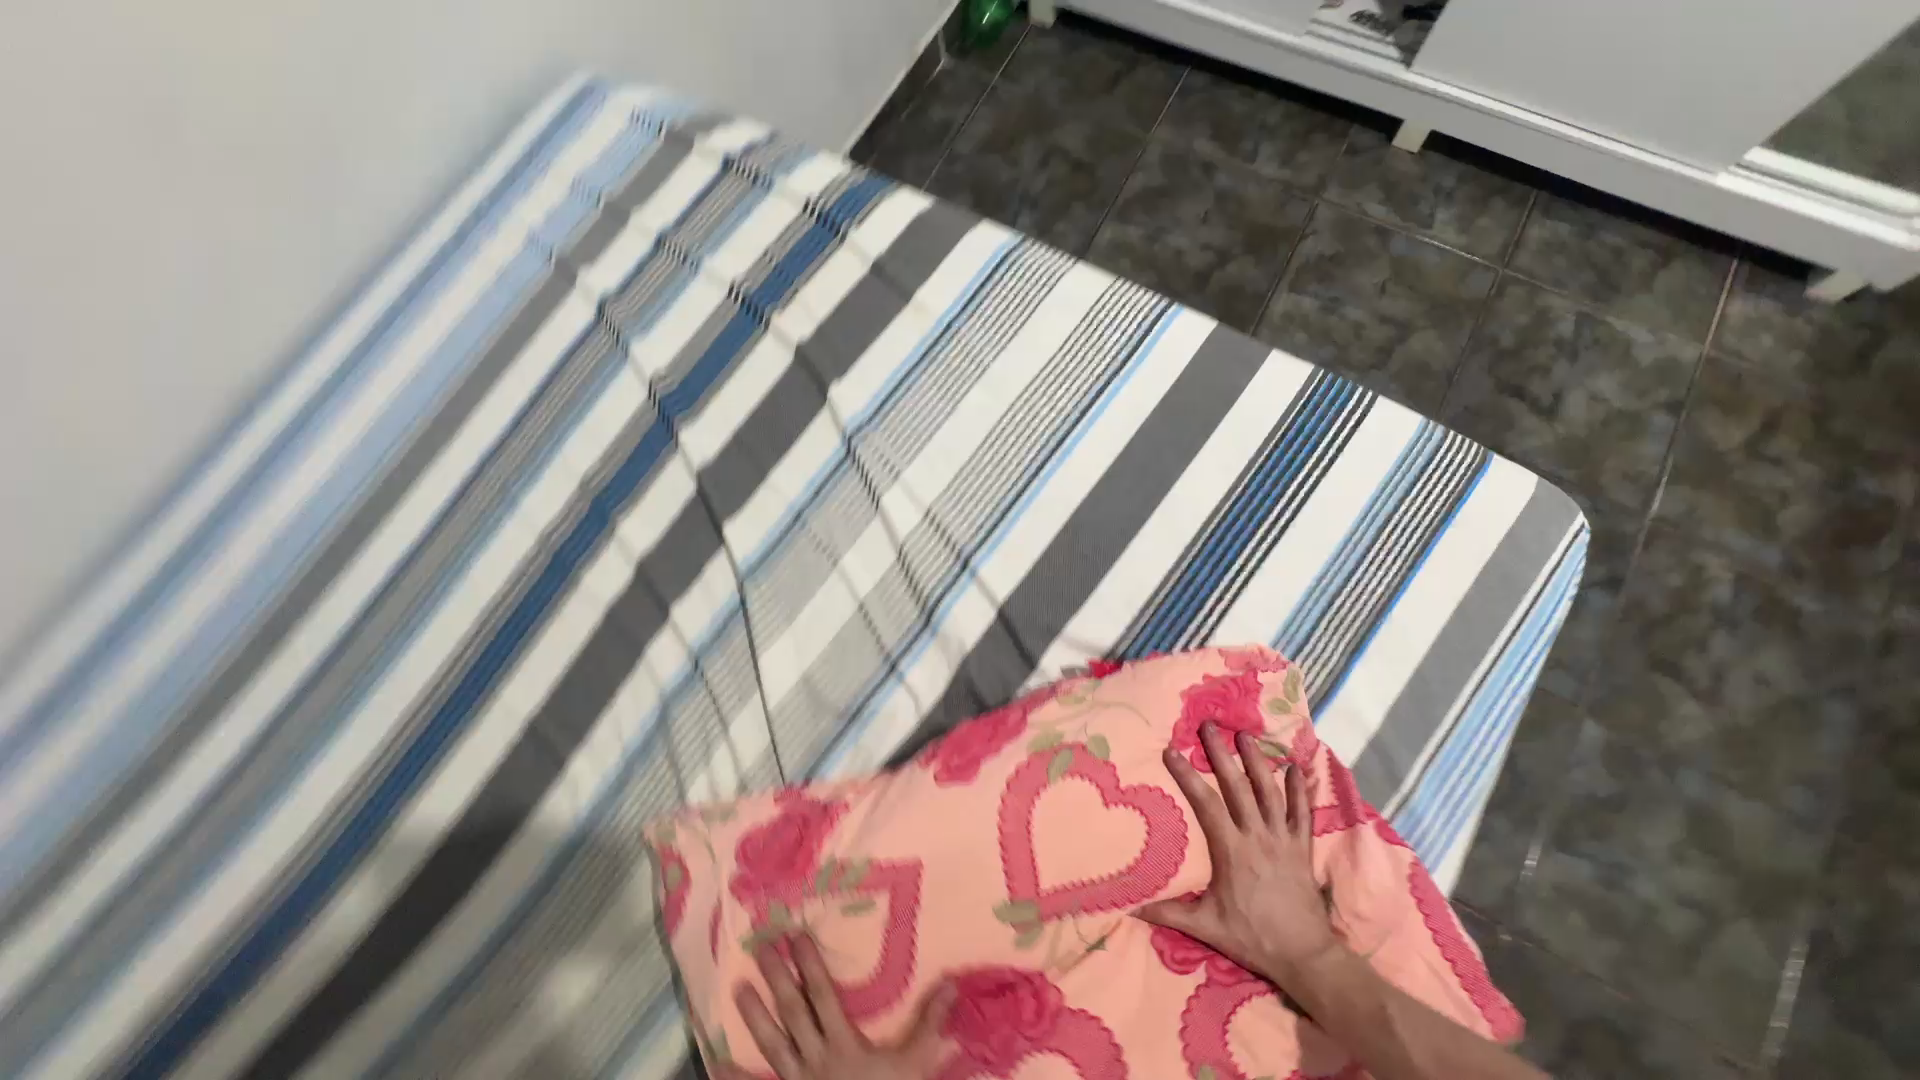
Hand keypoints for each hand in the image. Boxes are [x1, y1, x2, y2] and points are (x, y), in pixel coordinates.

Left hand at [718, 931, 955, 1079]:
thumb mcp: (917, 1065)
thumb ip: (929, 1023)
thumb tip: (951, 982)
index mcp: (844, 1044)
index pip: (823, 996)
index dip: (810, 966)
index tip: (796, 935)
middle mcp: (816, 1059)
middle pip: (794, 1013)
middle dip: (778, 978)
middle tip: (760, 946)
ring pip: (773, 1045)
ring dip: (754, 1017)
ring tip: (738, 988)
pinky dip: (735, 1079)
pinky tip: (714, 1065)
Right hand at [1137, 722, 1342, 989]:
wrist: (1306, 957)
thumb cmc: (1253, 939)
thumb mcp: (1206, 927)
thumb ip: (1168, 913)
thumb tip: (1129, 905)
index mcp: (1232, 851)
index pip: (1206, 804)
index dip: (1188, 776)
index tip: (1171, 750)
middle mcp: (1258, 837)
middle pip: (1238, 787)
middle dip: (1222, 754)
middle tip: (1209, 726)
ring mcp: (1284, 840)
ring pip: (1270, 792)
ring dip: (1257, 762)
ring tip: (1246, 736)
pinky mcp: (1303, 849)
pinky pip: (1302, 813)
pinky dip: (1298, 790)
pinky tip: (1294, 768)